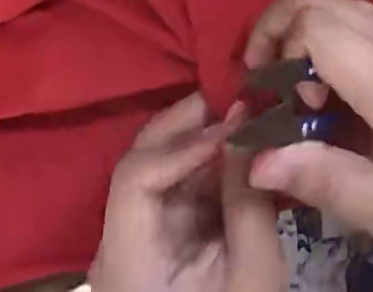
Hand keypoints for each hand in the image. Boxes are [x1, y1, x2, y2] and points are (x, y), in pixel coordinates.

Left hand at [89, 93, 284, 291]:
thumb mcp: (253, 273)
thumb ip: (248, 196)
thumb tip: (247, 123)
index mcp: (127, 263)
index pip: (135, 177)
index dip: (184, 144)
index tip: (236, 127)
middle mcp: (119, 242)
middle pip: (141, 159)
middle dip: (192, 123)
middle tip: (244, 97)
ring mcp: (137, 240)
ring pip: (160, 165)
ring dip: (205, 137)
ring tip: (252, 116)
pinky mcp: (158, 241)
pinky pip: (179, 185)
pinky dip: (211, 161)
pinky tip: (244, 149)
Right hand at [240, 0, 372, 247]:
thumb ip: (325, 179)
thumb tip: (256, 159)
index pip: (312, 25)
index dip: (282, 55)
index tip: (290, 106)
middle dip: (275, 31)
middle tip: (268, 84)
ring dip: (298, 27)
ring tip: (297, 84)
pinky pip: (352, 8)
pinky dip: (323, 27)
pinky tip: (330, 75)